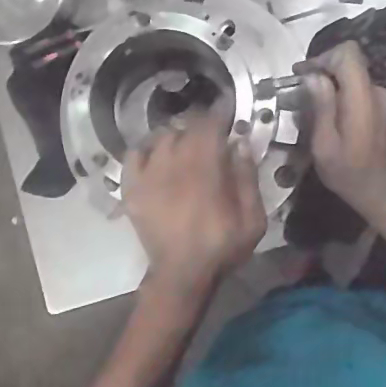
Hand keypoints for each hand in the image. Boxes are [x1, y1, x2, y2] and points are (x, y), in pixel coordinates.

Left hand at [123, 107, 266, 306]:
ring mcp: (149, 176)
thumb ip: (248, 178)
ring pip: (161, 137)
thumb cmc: (222, 248)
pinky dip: (146, 149)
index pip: (210, 126)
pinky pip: (133, 155)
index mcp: (206, 170)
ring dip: (176, 134)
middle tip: (210, 127)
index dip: (219, 113)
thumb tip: (240, 143)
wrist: (181, 276)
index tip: (228, 110)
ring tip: (185, 141)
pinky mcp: (132, 189)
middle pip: (185, 127)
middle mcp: (175, 165)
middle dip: (200, 122)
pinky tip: (156, 155)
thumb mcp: (253, 219)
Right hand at [303, 42, 385, 220]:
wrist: (379, 191)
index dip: (323, 57)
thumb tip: (312, 76)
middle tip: (300, 88)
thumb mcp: (324, 144)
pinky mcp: (381, 106)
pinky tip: (327, 112)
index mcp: (362, 98)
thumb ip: (321, 106)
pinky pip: (357, 87)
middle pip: (349, 61)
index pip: (348, 54)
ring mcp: (381, 98)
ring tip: (310, 102)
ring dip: (330, 82)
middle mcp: (376, 91)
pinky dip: (340, 92)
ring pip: (352, 74)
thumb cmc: (347, 172)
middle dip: (323, 68)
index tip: (302, 74)